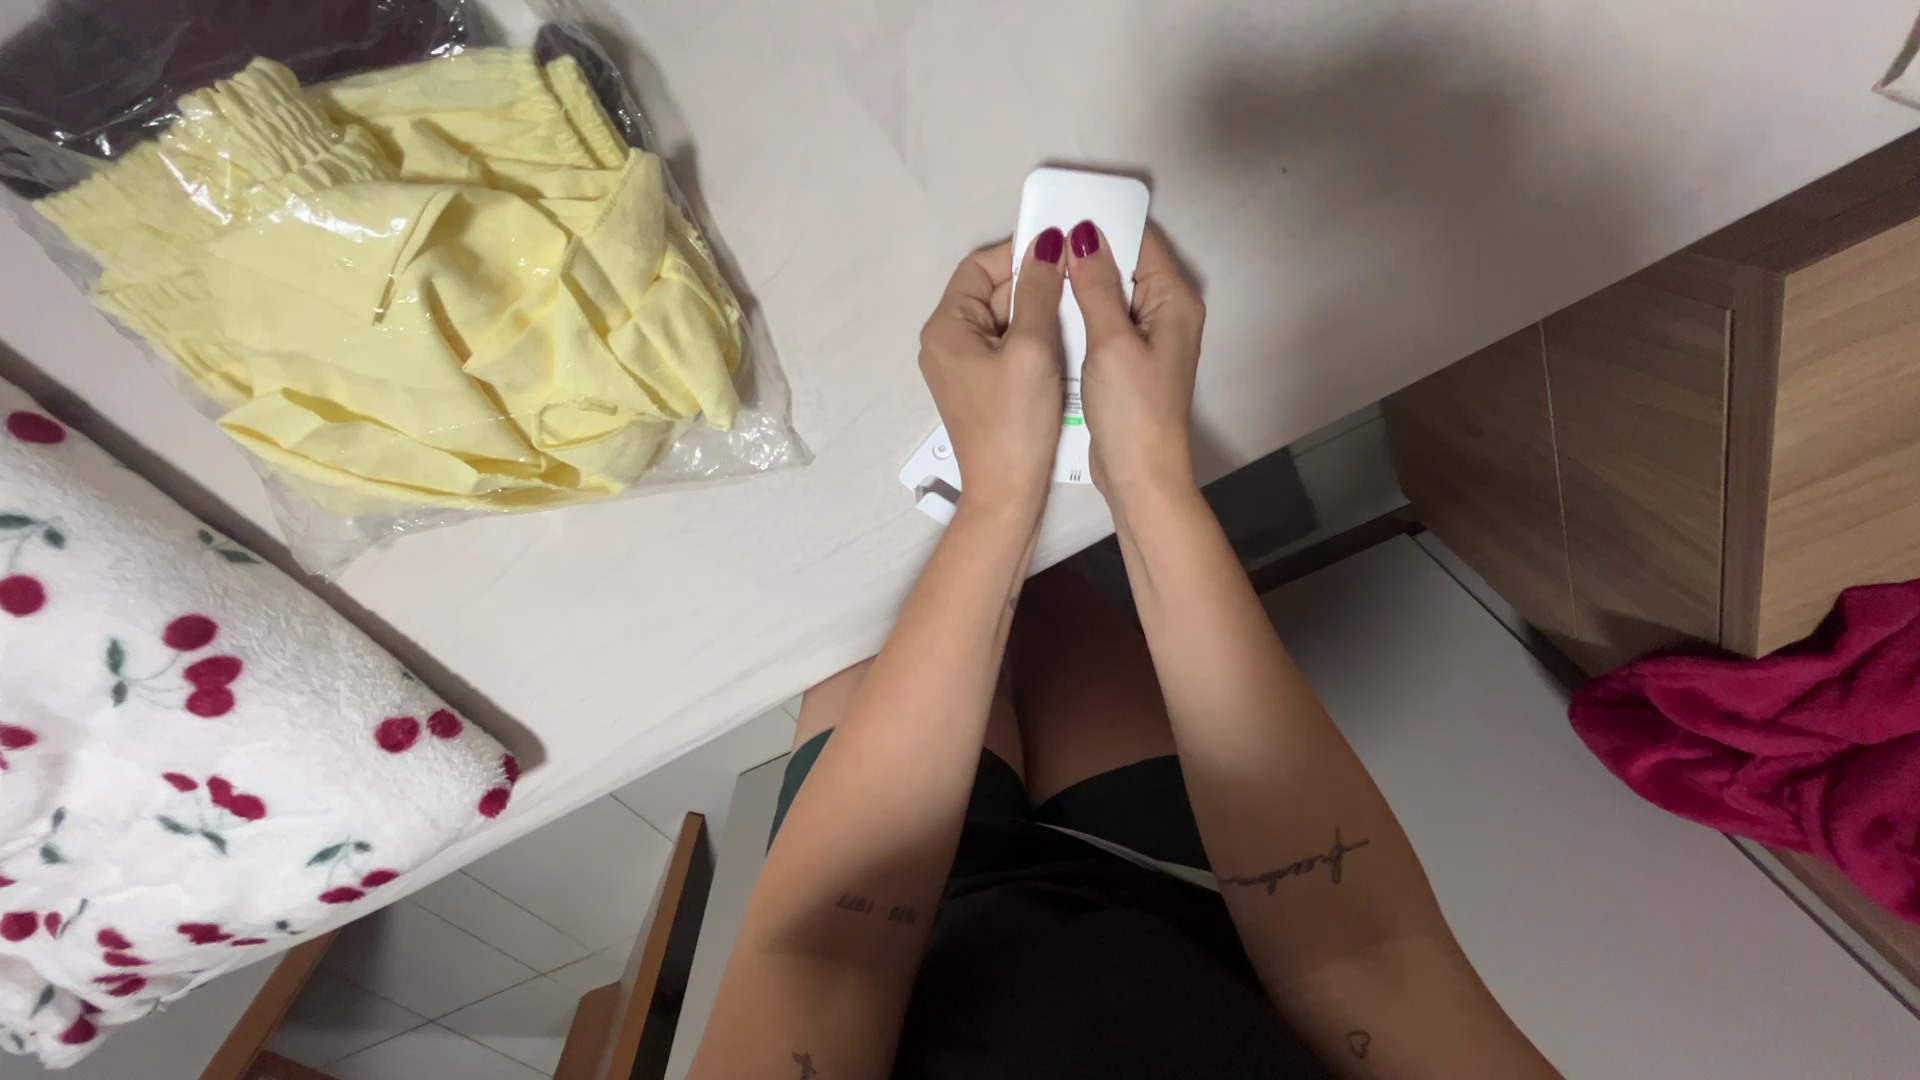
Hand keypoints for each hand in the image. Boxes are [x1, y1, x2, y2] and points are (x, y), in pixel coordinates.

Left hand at [918, 230, 1068, 515]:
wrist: (1007, 492)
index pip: (979, 267)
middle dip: (1033, 283)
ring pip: (1003, 320)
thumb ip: (1039, 290)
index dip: (1018, 252)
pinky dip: (1033, 339)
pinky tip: (1064, 342)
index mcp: (946, 327)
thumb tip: (1047, 242)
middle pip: (991, 292)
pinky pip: (1006, 348)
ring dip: (1038, 312)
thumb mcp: (1032, 348)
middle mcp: (946, 343)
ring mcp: (962, 368)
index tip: (1060, 249)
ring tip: (1076, 310)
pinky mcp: (980, 388)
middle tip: (1077, 279)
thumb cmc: (1015, 423)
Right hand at [1066, 221, 1205, 514]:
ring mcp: (1144, 339)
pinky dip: (1077, 316)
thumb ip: (1096, 285)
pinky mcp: (1125, 362)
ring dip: (1077, 287)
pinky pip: (1100, 324)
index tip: (1058, 215)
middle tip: (1038, 245)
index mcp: (1172, 300)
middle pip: (1122, 265)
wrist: (1139, 475)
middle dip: (1083, 253)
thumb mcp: (1111, 341)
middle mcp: (1163, 313)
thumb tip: (1082, 233)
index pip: (1140, 240)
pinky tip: (1048, 314)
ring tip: (1036, 273)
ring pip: (1107, 296)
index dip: (1101, 224)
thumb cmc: (1133, 410)